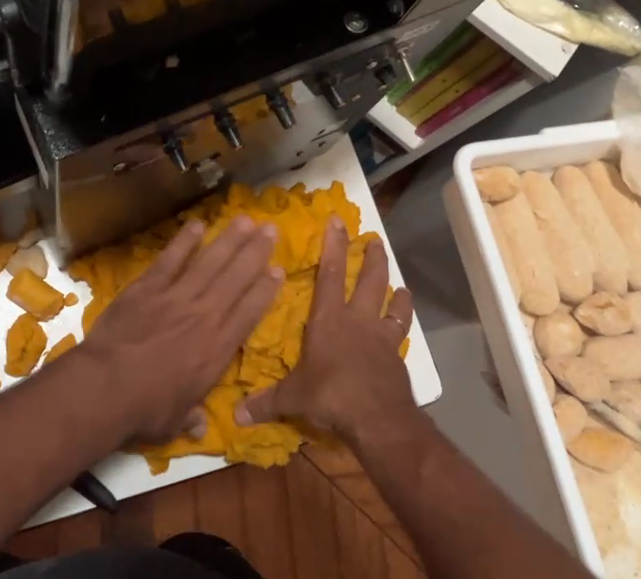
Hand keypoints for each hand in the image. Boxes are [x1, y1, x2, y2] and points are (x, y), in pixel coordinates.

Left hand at [77, 218, 282, 442]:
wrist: (108, 386)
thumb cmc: (146, 409)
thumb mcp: (176, 422)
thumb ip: (191, 416)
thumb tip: (199, 426)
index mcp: (218, 349)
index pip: (250, 312)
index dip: (265, 289)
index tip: (278, 269)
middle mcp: (204, 316)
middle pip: (236, 278)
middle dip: (255, 252)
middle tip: (270, 230)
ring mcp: (176, 297)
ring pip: (210, 262)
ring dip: (229, 240)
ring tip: (246, 219)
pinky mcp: (148, 287)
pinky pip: (171, 259)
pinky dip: (184, 242)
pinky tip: (197, 225)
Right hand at [236, 216, 414, 442]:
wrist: (377, 419)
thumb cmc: (330, 396)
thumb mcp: (293, 398)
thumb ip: (267, 402)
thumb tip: (237, 415)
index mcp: (328, 320)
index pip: (330, 274)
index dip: (333, 246)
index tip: (337, 221)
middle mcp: (357, 321)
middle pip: (369, 281)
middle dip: (372, 259)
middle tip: (375, 240)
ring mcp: (381, 339)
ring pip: (393, 306)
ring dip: (397, 292)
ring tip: (401, 285)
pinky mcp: (397, 359)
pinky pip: (401, 335)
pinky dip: (402, 326)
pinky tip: (403, 327)